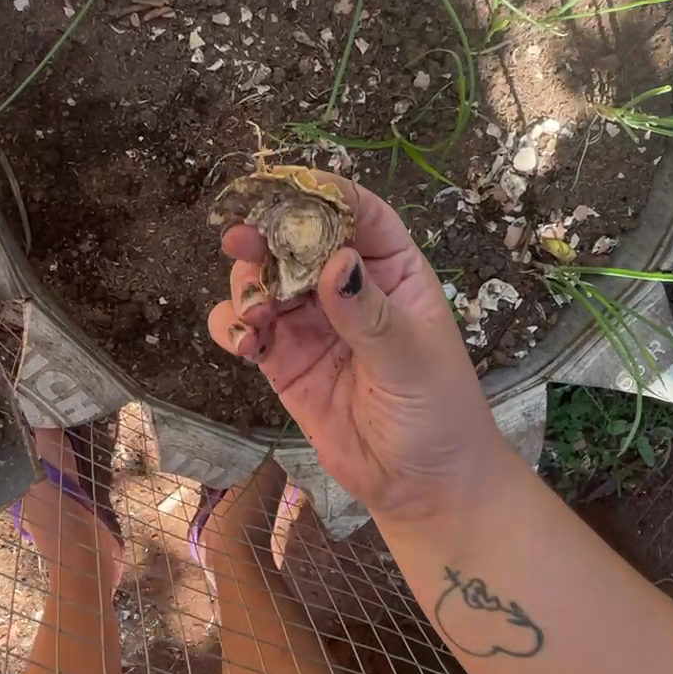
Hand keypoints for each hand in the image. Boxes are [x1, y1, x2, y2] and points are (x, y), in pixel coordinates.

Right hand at [205, 175, 511, 525]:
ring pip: (264, 279)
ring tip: (256, 312)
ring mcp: (309, 321)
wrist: (421, 487)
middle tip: (239, 241)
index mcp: (390, 271)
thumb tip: (334, 261)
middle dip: (267, 236)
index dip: (324, 193)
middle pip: (298, 240)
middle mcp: (345, 286)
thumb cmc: (437, 412)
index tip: (284, 186)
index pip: (359, 215)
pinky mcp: (282, 358)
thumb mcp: (412, 359)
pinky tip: (248, 344)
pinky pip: (247, 328)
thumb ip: (369, 313)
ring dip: (248, 285)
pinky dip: (236, 327)